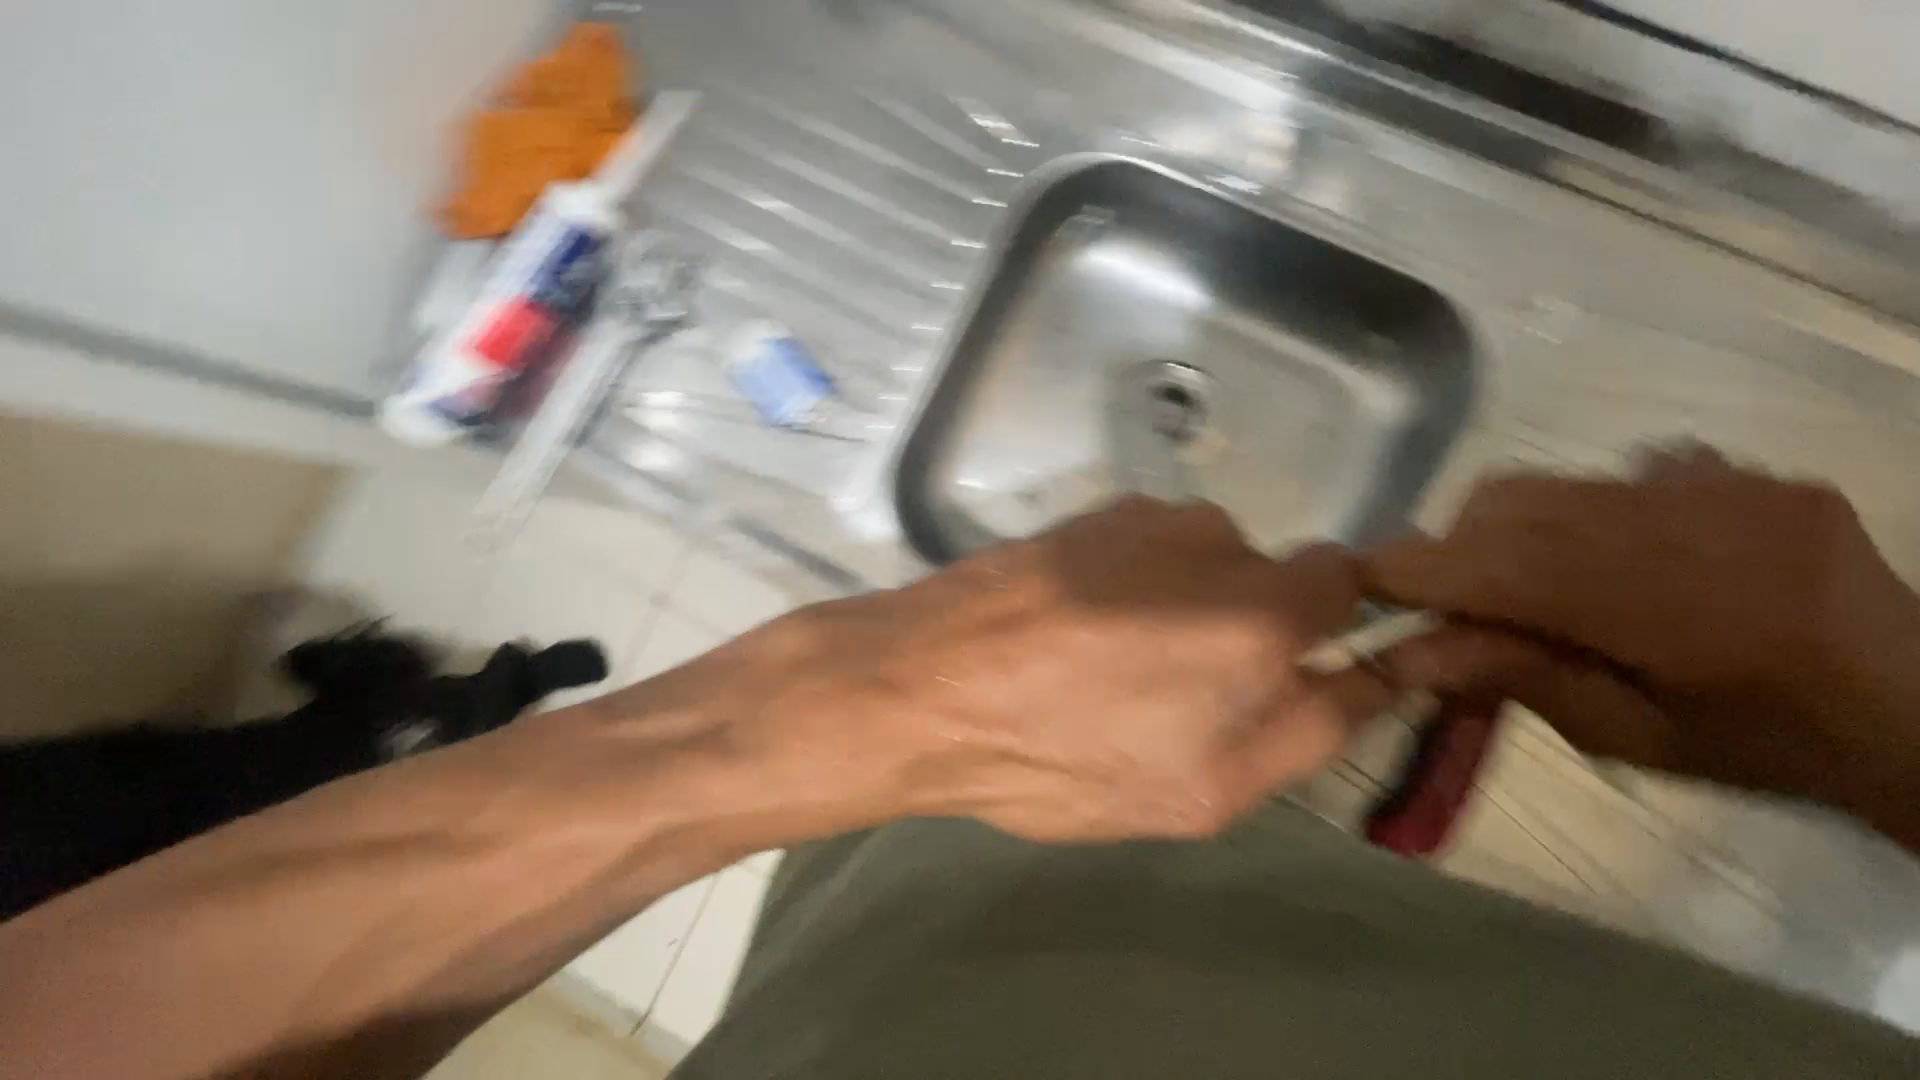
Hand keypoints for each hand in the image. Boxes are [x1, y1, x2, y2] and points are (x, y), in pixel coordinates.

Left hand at [678, 497, 1389, 842]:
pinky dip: (1129, 588)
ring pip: (1201, 566)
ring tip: (1107, 670)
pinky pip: (1144, 553)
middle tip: (1176, 697)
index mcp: (1261, 607)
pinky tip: (1071, 634)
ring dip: (1180, 609)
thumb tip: (1375, 671)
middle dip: (1247, 632)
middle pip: (1269, 580)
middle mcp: (1213, 540)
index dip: (1332, 628)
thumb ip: (1312, 724)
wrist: (919, 682)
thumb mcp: (1206, 788)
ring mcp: (1141, 518)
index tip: (1299, 664)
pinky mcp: (1086, 514)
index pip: (1350, 585)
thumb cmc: (1061, 755)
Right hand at [1363, 446, 1919, 841]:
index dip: (1420, 570)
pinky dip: (1580, 514)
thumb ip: (1513, 678)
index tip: (1360, 581)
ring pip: (1553, 484)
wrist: (1917, 704)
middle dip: (1458, 548)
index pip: (1507, 570)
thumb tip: (1403, 653)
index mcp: (1677, 612)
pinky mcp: (1739, 469)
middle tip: (1455, 599)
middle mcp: (1698, 525)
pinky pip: (1612, 474)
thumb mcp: (1626, 735)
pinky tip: (1616, 557)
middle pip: (1514, 506)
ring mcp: (1725, 485)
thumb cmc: (1760, 745)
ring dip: (1510, 530)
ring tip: (1534, 582)